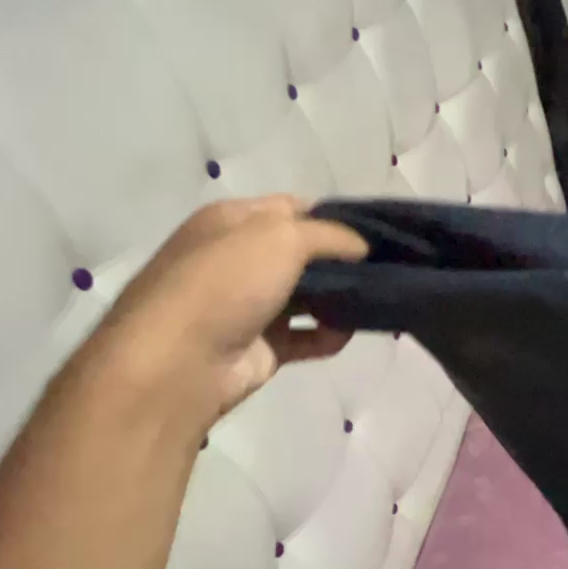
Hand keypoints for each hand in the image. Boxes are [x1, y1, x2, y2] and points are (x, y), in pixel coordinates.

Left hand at [83, 196, 368, 423]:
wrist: (180, 360)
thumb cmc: (225, 284)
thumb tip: (362, 246)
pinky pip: (308, 335)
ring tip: (378, 301)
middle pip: (305, 253)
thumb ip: (331, 235)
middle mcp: (239, 259)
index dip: (335, 217)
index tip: (377, 232)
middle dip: (344, 260)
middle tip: (387, 268)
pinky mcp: (263, 344)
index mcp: (232, 222)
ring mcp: (250, 303)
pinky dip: (330, 335)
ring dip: (341, 298)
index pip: (293, 208)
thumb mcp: (281, 237)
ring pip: (310, 295)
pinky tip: (348, 333)